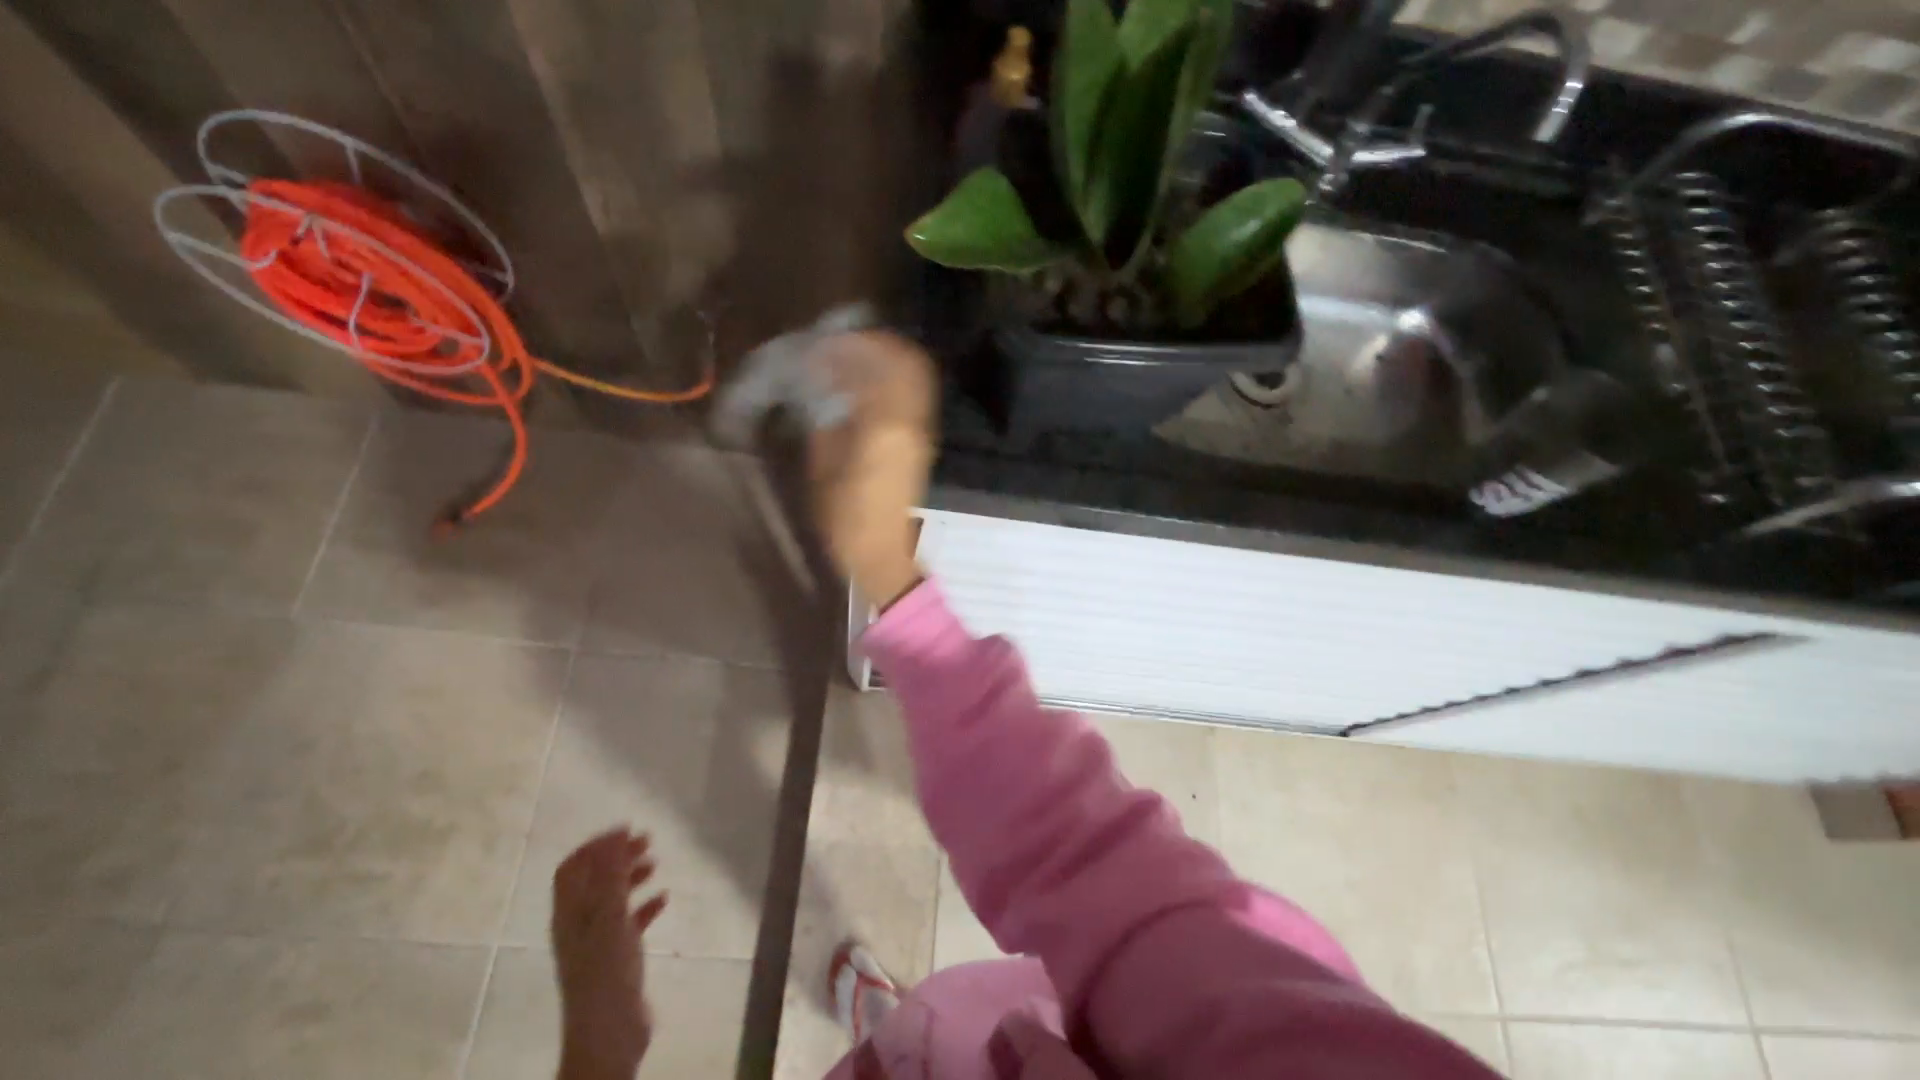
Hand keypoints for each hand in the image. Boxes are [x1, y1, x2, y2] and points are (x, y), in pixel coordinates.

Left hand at [551, 828, 667, 1079]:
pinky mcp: (617, 958)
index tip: (626, 829)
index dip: (595, 845)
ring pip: (612, 899)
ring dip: (631, 877)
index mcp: (569, 913)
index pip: (573, 868)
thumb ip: (611, 875)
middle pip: (594, 880)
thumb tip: (615, 833)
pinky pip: (630, 922)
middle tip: (648, 840)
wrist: (610, 1032)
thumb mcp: (609, 917)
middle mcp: (578, 924)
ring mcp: (597, 942)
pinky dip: (645, 906)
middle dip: (617, 857)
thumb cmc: (606, 971)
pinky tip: (664, 899)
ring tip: (656, 864)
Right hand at [806, 330, 937, 609]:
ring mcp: (922, 429)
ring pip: (914, 375)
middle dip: (874, 344)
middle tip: (842, 344)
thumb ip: (826, 418)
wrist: (881, 552)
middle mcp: (911, 420)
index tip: (823, 343)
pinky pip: (914, 394)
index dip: (849, 345)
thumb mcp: (823, 466)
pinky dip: (893, 380)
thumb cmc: (844, 516)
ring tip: (852, 361)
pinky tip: (865, 388)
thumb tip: (822, 384)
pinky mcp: (923, 440)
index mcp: (884, 424)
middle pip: (906, 360)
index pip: (874, 364)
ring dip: (886, 359)